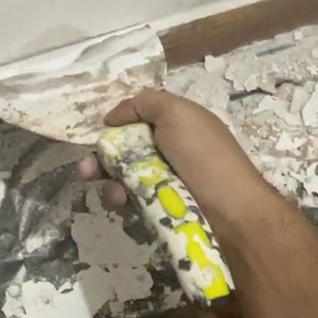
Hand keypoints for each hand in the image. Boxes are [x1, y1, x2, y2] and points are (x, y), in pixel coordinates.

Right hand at [78, 89, 287, 233]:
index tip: (98, 132)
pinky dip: (122, 202)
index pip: (138, 119)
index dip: (116, 124)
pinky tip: (123, 205)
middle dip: (101, 158)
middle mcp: (170, 150)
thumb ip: (144, 103)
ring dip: (109, 183)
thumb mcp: (178, 113)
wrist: (233, 213)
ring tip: (112, 194)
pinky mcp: (160, 209)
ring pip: (123, 177)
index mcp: (177, 124)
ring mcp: (165, 181)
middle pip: (124, 149)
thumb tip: (113, 115)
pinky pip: (131, 201)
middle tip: (85, 170)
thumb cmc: (205, 157)